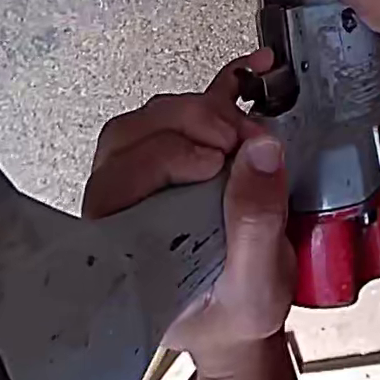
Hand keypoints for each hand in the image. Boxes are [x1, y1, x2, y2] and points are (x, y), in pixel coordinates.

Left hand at [81, 52, 294, 366]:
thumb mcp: (255, 284)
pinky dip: (229, 79)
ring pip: (157, 113)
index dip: (167, 157)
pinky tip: (255, 69)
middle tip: (238, 141)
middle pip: (134, 135)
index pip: (119, 179)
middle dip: (192, 126)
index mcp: (126, 244)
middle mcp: (129, 203)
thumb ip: (255, 223)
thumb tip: (260, 150)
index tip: (217, 164)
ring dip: (207, 108)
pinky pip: (199, 98)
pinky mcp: (193, 144)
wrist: (243, 310)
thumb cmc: (232, 308)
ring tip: (248, 131)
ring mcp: (158, 168)